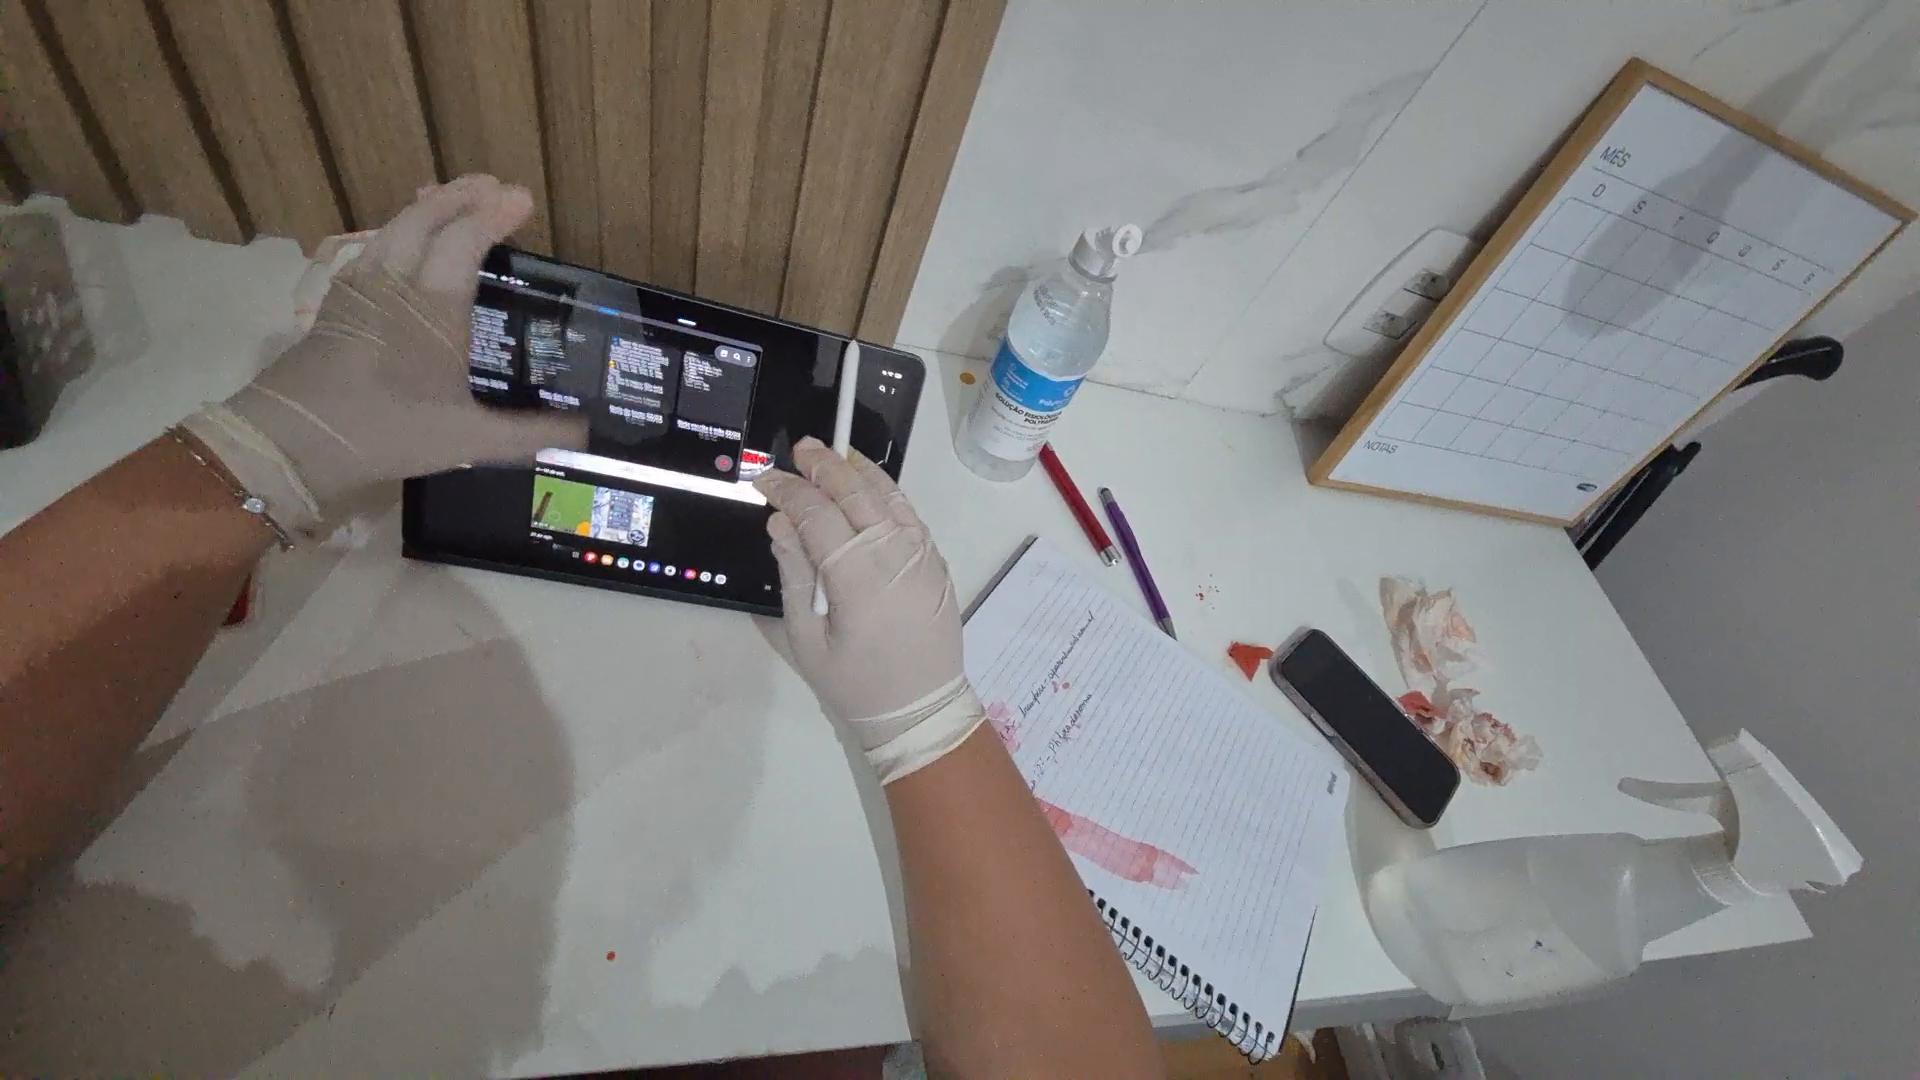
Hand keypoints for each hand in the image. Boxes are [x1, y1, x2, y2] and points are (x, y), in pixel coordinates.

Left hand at [184, 174, 579, 531]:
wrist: (292, 440)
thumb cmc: (388, 432)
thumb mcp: (473, 440)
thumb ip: (532, 434)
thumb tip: (588, 434)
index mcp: (431, 310)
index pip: (463, 243)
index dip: (493, 217)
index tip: (521, 198)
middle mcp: (394, 287)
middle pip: (423, 221)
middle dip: (460, 197)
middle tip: (494, 186)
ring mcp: (359, 292)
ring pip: (391, 230)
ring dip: (425, 208)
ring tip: (450, 196)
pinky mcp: (338, 305)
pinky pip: (371, 249)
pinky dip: (397, 232)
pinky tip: (402, 242)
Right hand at [754, 437, 983, 783]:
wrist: (922, 707)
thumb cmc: (855, 683)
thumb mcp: (807, 639)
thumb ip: (794, 575)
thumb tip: (780, 523)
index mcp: (856, 577)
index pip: (816, 514)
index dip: (788, 491)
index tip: (765, 480)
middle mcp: (893, 555)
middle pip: (855, 494)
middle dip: (823, 466)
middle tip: (799, 448)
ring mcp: (921, 554)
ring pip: (888, 496)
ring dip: (858, 470)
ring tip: (832, 453)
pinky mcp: (936, 560)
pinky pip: (909, 513)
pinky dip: (887, 490)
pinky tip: (869, 482)